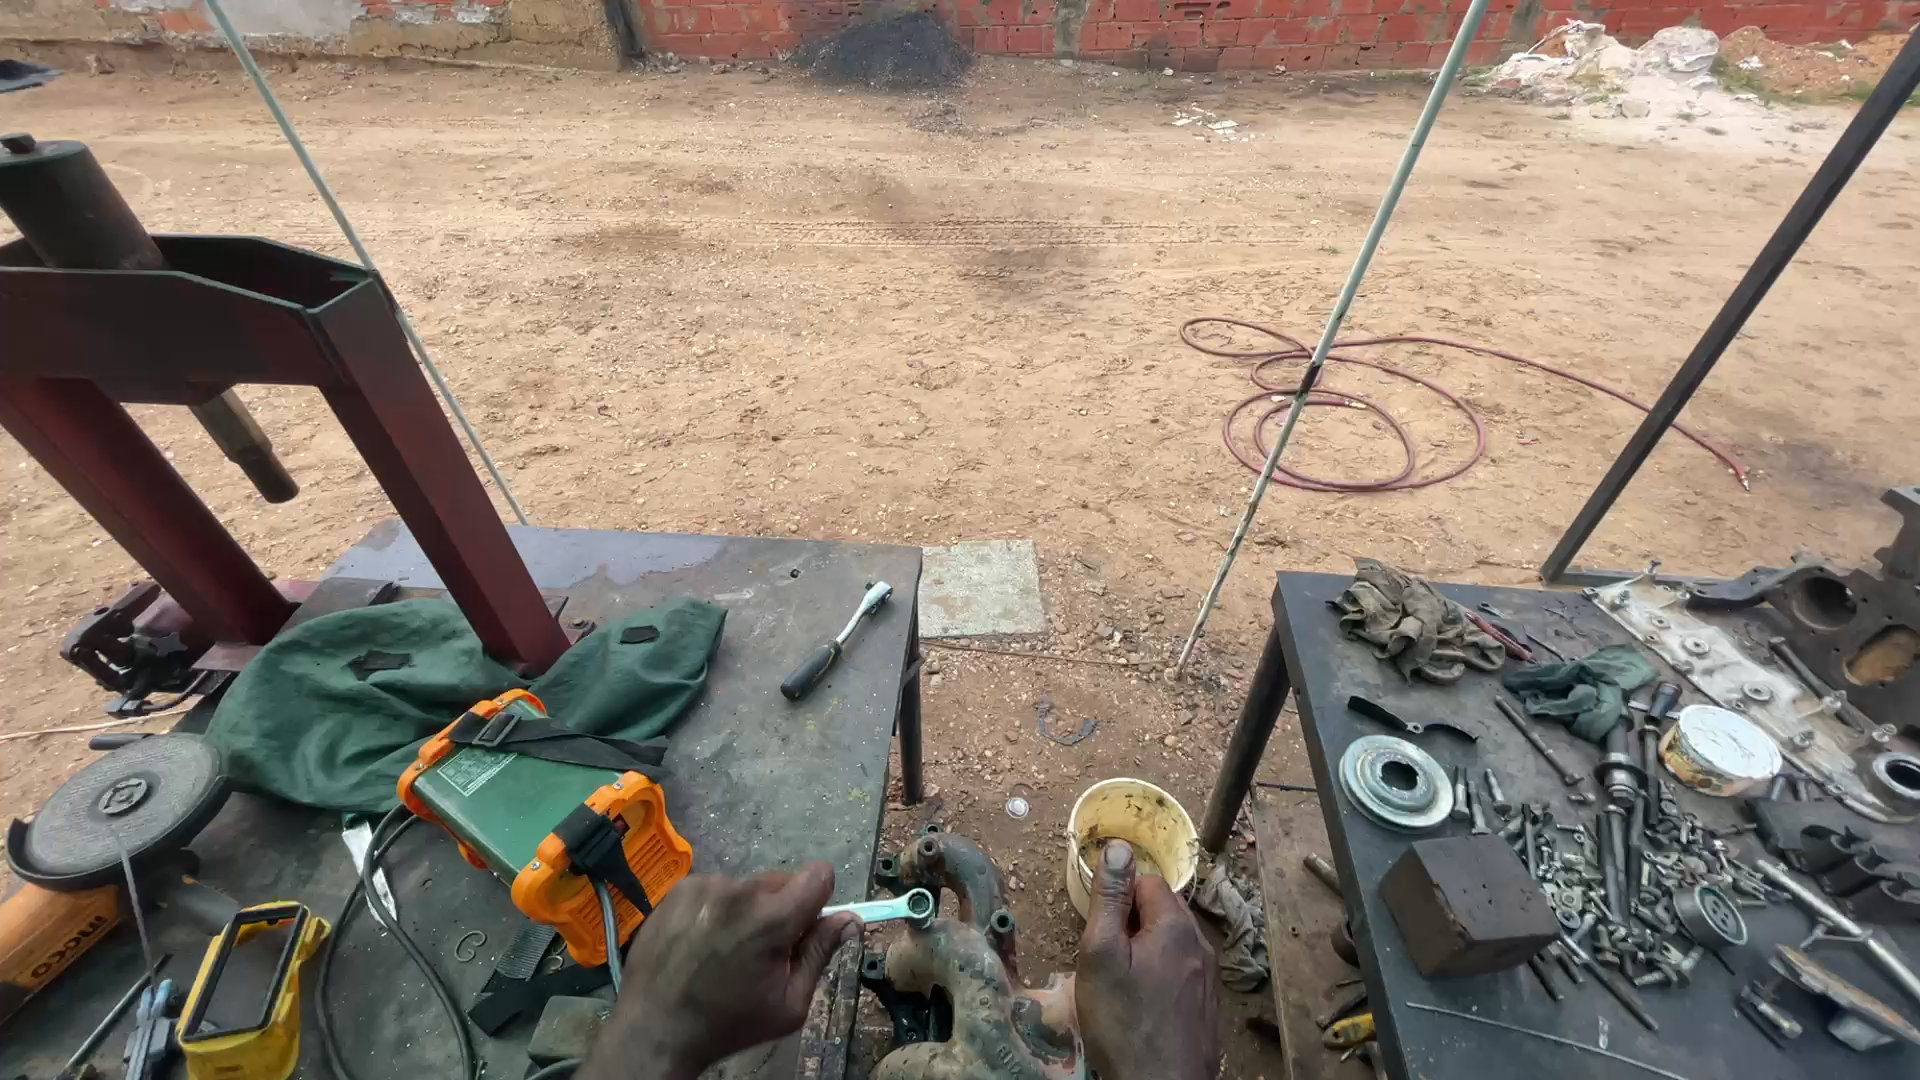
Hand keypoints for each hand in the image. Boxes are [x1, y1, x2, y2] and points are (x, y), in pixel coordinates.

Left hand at [580, 863, 859, 1079]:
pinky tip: (702, 939)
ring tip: (725, 947)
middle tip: (760, 948)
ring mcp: (708, 885)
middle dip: (781, 908)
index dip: (818, 898)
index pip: (819, 874)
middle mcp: (741, 891)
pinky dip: (718, 907)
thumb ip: (821, 954)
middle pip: (783, 881)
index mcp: (772, 919)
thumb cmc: (728, 1024)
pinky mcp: (682, 887)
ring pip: (749, 885)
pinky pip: (718, 886)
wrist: (652, 1032)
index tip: (804, 924)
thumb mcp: (788, 1005)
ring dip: (748, 908)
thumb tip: (851, 919)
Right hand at [1075, 840, 1219, 1079]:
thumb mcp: (1101, 953)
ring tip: (1122, 983)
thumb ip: (1110, 897)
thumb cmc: (1124, 1022)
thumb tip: (1119, 846)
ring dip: (1146, 948)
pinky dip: (1160, 974)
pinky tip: (1143, 1004)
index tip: (1102, 929)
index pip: (1146, 880)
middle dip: (1132, 921)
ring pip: (1171, 940)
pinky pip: (1181, 970)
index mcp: (1177, 925)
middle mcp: (1201, 944)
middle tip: (1108, 957)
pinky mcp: (1208, 1008)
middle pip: (1161, 908)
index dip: (1119, 898)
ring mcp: (1209, 979)